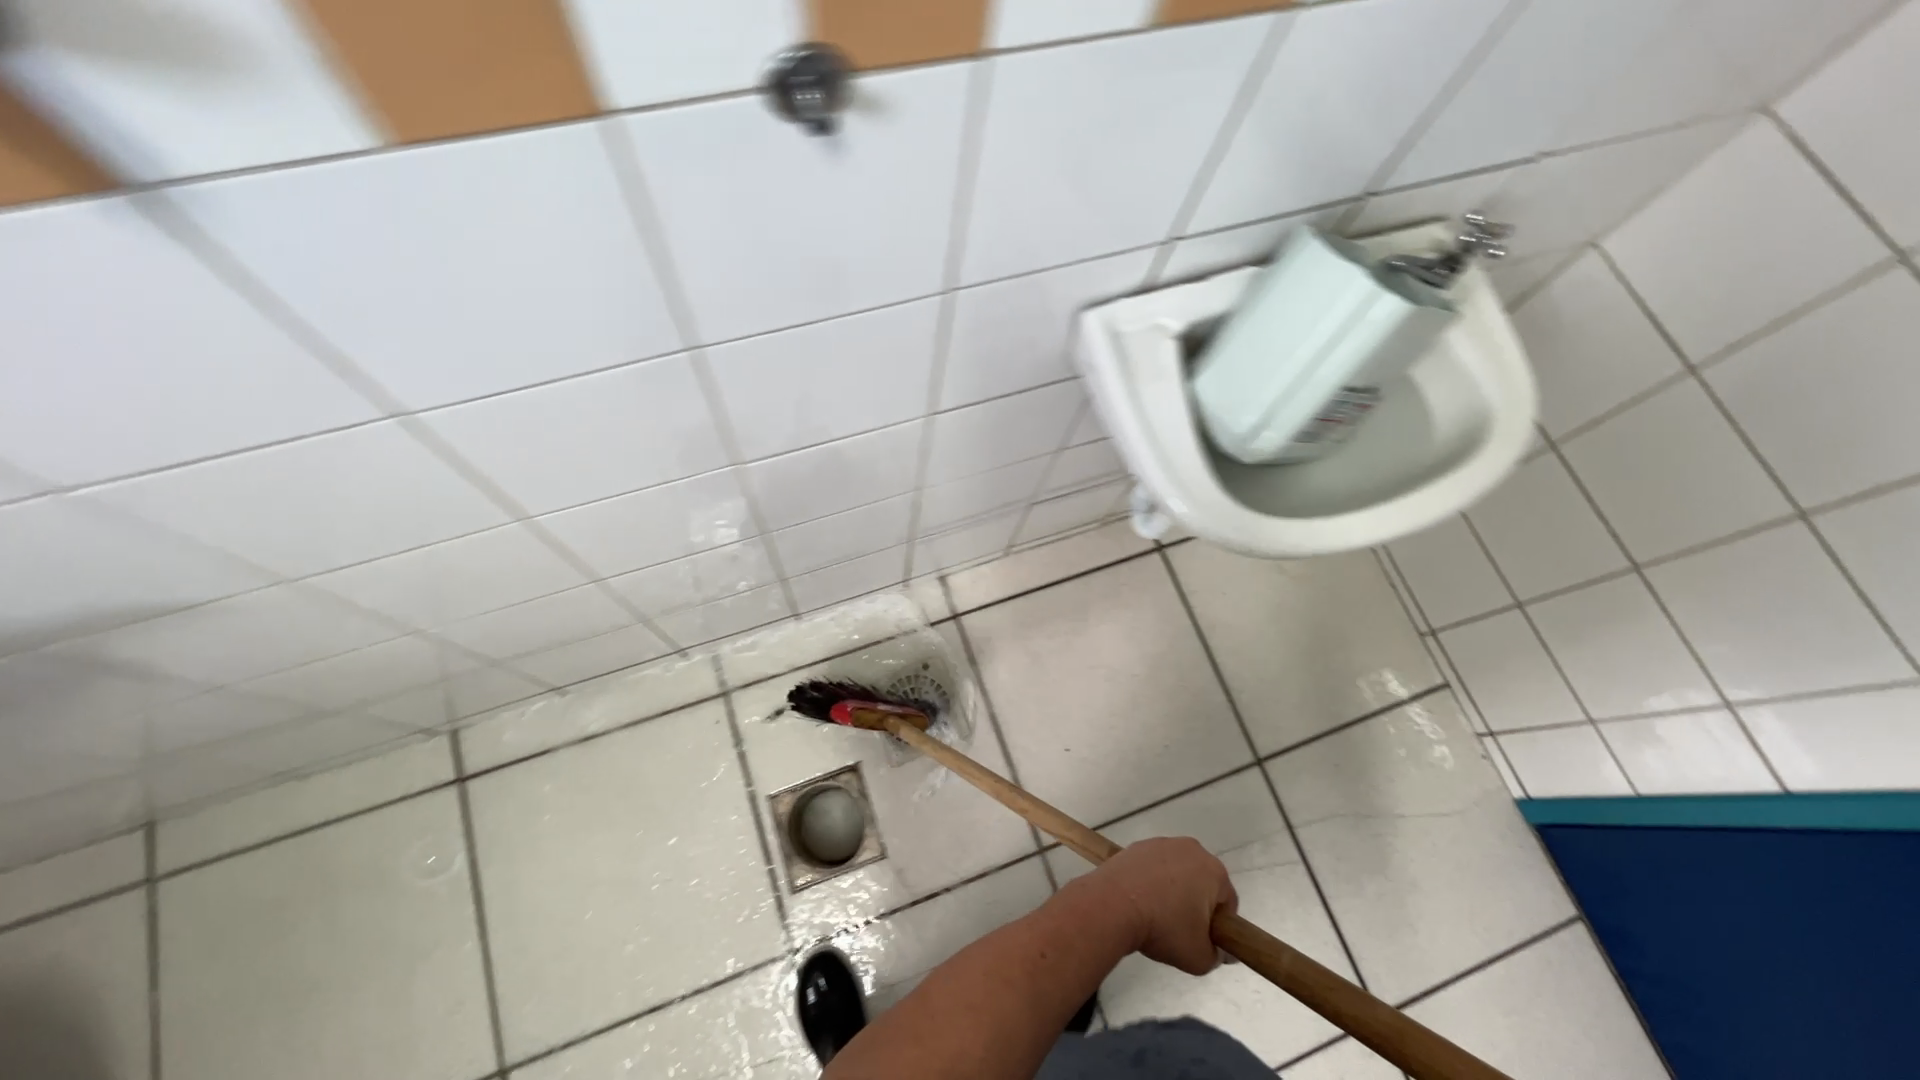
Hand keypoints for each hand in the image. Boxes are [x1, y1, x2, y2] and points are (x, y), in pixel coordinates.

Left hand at [1084, 837, 1236, 974]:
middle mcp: (1190, 849)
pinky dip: (1149, 883)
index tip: (1203, 941)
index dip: (1219, 926)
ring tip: (1155, 917)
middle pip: (1201, 883)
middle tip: (1180, 931)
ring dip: (1171, 892)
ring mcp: (1160, 844)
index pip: (1227, 902)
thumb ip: (1217, 956)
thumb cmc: (1163, 928)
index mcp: (1213, 870)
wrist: (1112, 905)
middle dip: (1195, 905)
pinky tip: (1139, 903)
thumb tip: (1219, 951)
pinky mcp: (1135, 847)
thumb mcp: (1199, 958)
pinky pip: (1151, 869)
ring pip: (1175, 874)